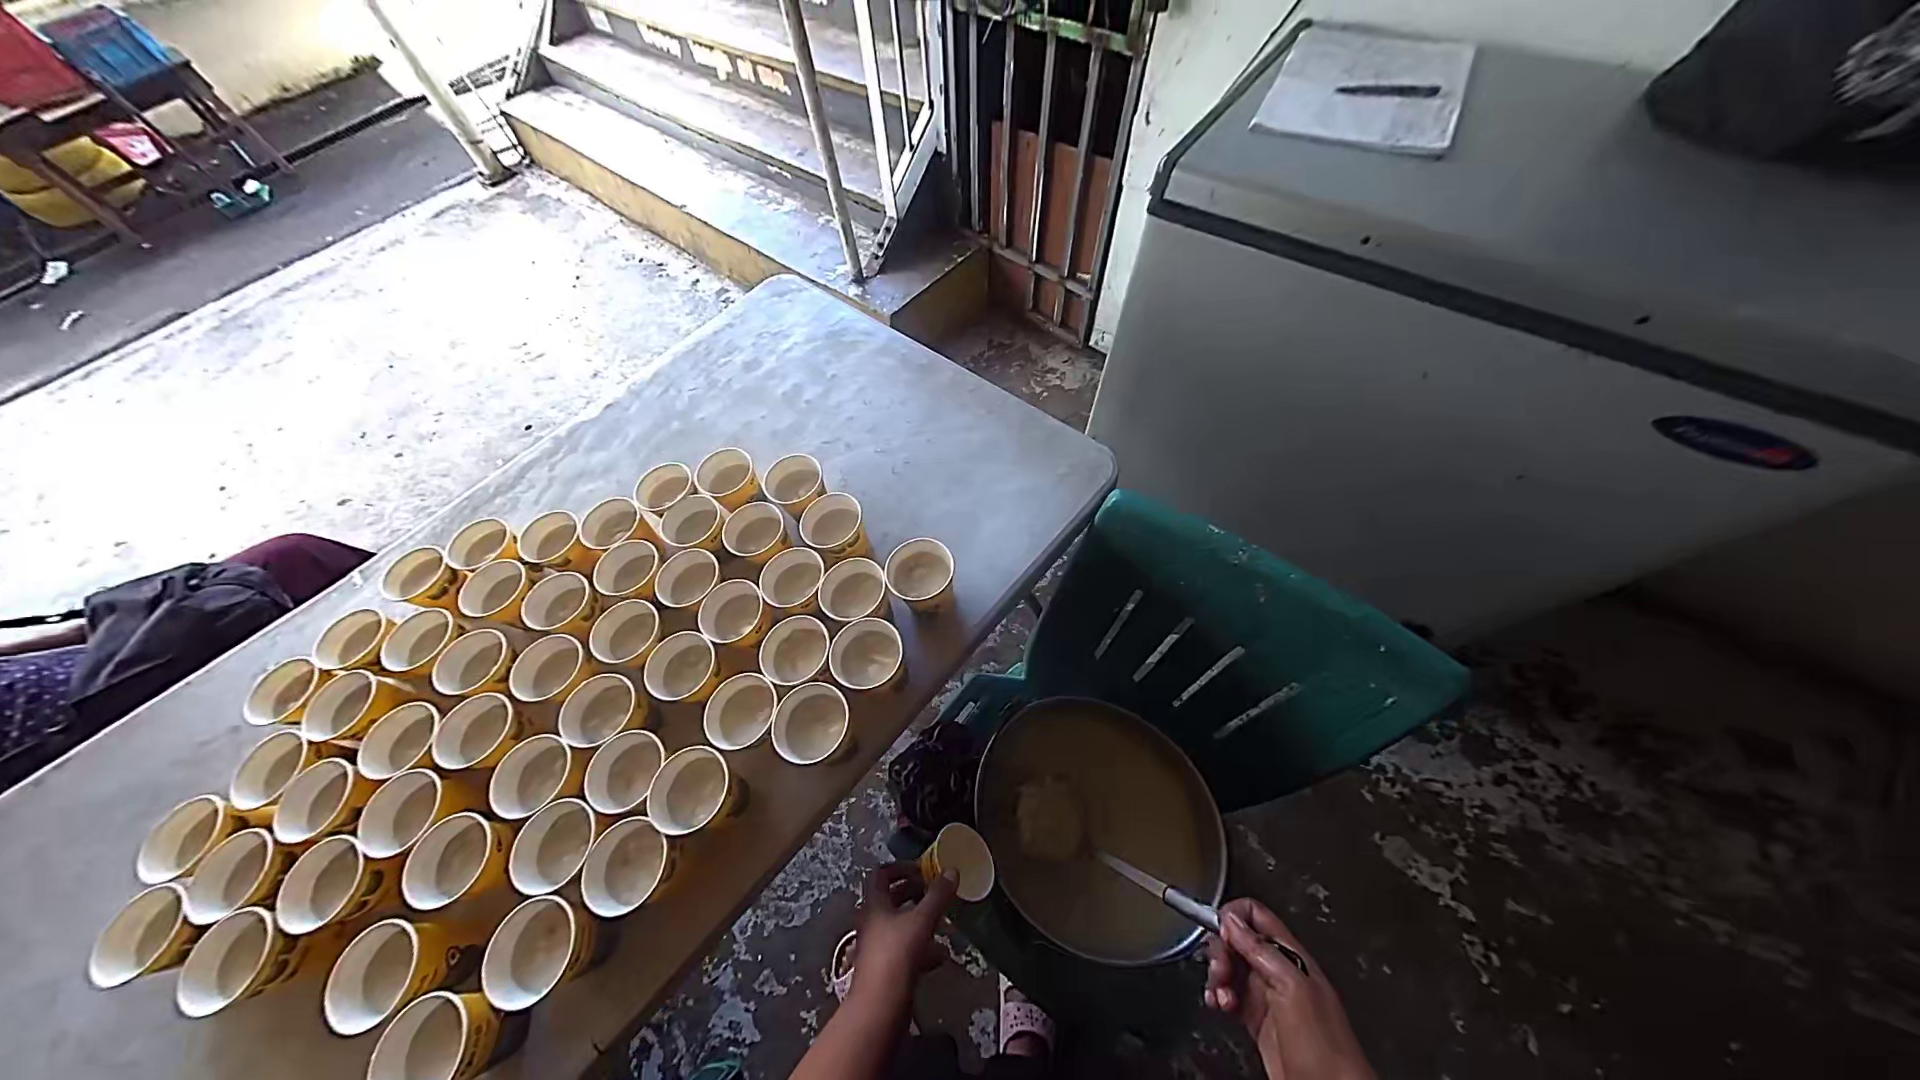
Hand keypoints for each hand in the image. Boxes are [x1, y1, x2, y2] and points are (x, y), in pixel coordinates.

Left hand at [850, 863, 957, 1005]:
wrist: (879, 1008)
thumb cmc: (896, 955)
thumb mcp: (921, 920)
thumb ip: (937, 895)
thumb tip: (952, 871)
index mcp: (874, 904)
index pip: (881, 874)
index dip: (900, 867)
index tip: (922, 868)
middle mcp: (872, 922)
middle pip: (891, 898)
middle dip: (914, 892)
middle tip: (935, 890)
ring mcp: (877, 947)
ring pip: (899, 924)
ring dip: (919, 919)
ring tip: (941, 919)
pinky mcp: (886, 969)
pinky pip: (904, 949)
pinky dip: (921, 946)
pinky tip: (939, 955)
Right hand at [1204, 898, 1375, 1079]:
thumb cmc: (1324, 1049)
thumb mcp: (1292, 989)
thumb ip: (1261, 950)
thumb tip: (1232, 920)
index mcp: (1290, 957)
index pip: (1255, 916)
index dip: (1233, 917)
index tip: (1222, 935)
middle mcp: (1278, 972)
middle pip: (1237, 941)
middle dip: (1221, 952)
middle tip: (1221, 972)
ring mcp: (1268, 997)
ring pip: (1231, 968)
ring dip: (1218, 977)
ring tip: (1221, 997)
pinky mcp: (1258, 1020)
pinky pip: (1229, 995)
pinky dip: (1218, 996)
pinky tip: (1219, 1006)